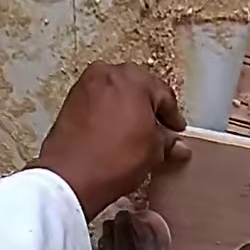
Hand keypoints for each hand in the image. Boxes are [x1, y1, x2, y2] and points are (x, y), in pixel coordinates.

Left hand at [31, 62, 187, 217]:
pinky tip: (114, 134)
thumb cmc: (116, 160)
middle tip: (159, 130)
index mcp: (134, 80)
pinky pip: (98, 103)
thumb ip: (167, 142)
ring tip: (136, 134)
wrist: (71, 176)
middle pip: (138, 88)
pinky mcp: (70, 101)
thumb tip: (178, 146)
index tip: (177, 130)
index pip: (163, 95)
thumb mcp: (153, 152)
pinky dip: (109, 114)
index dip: (173, 116)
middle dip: (149, 108)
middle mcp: (109, 74)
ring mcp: (86, 86)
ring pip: (116, 94)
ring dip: (127, 110)